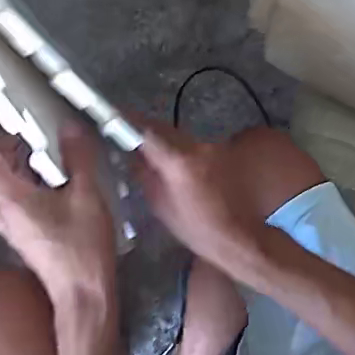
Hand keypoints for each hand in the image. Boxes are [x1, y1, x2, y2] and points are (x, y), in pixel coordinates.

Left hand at [0, 110, 117, 304]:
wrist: (82, 292)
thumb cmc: (82, 245)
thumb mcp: (87, 194)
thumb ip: (78, 157)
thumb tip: (70, 126)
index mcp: (9, 196)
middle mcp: (1, 208)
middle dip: (7, 136)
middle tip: (31, 116)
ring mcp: (10, 221)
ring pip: (6, 179)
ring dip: (22, 154)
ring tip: (49, 137)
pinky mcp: (23, 229)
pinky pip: (18, 192)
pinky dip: (31, 173)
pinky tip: (58, 169)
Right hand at [132, 119, 269, 271]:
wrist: (239, 236)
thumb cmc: (197, 229)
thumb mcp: (161, 206)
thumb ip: (145, 174)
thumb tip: (131, 153)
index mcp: (181, 161)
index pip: (149, 131)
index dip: (129, 122)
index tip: (114, 118)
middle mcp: (199, 147)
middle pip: (166, 129)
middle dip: (146, 130)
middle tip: (128, 136)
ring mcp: (215, 148)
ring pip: (182, 137)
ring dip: (166, 142)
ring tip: (151, 156)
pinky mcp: (225, 153)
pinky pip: (196, 146)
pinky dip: (183, 152)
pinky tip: (177, 167)